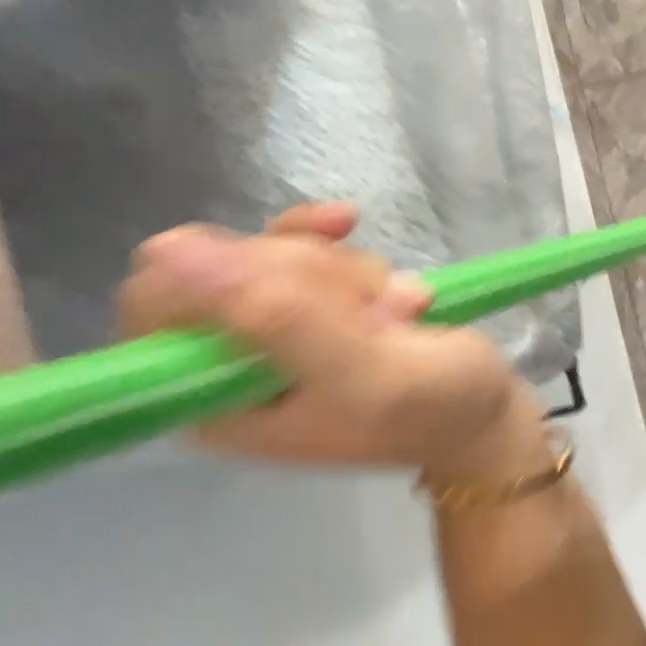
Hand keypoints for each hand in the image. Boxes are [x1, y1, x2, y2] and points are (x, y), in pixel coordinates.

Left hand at [118, 204, 534, 476]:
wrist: (487, 417)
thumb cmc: (434, 410)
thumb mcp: (363, 372)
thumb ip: (279, 319)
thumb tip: (170, 250)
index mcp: (211, 397)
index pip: (158, 303)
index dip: (235, 280)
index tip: (313, 293)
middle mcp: (224, 360)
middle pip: (218, 266)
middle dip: (312, 279)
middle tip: (377, 317)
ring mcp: (266, 330)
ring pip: (269, 253)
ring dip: (347, 274)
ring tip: (398, 314)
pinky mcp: (307, 306)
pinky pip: (292, 244)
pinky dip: (333, 242)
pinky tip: (353, 229)